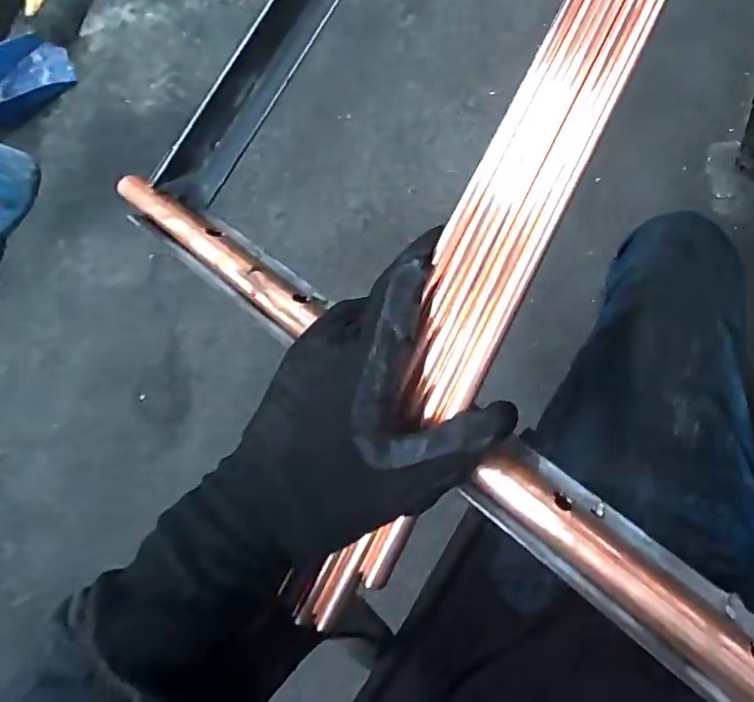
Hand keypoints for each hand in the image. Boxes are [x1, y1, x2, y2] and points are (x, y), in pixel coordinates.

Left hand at [212, 228, 518, 565]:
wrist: (245, 520)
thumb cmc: (330, 495)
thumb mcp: (405, 483)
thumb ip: (459, 445)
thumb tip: (509, 411)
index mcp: (360, 359)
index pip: (396, 288)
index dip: (424, 255)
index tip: (449, 233)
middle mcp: (333, 339)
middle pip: (387, 298)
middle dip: (421, 297)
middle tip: (451, 320)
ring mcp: (308, 347)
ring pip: (367, 313)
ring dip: (397, 320)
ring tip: (419, 357)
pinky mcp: (296, 360)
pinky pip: (348, 329)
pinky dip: (374, 335)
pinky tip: (382, 376)